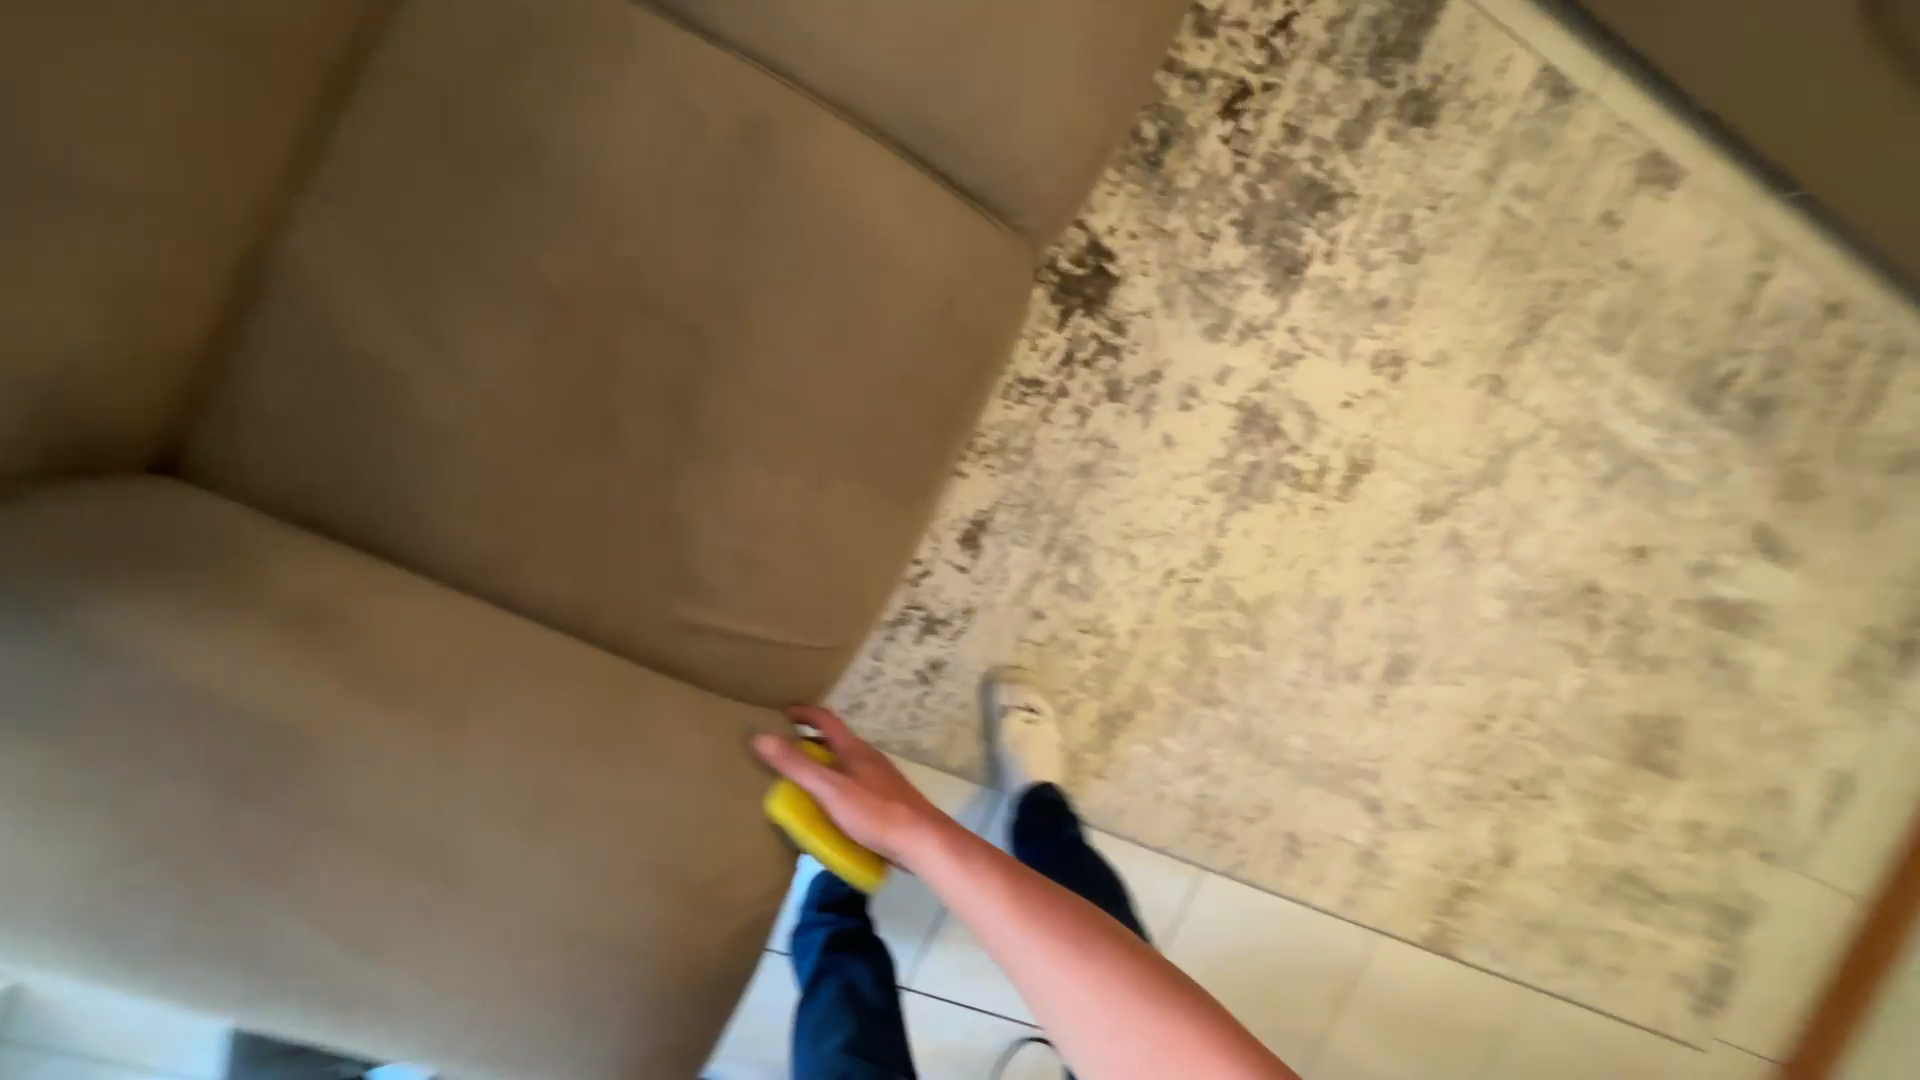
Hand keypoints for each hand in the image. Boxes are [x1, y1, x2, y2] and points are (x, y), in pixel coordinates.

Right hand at [753, 706, 953, 869]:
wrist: (922, 841)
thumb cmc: (875, 811)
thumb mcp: (830, 788)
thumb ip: (797, 765)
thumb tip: (760, 736)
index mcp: (854, 749)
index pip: (825, 719)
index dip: (802, 713)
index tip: (779, 714)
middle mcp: (867, 758)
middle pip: (833, 743)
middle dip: (807, 745)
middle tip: (779, 755)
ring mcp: (878, 780)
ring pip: (842, 767)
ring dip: (820, 770)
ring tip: (796, 785)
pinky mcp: (884, 803)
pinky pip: (851, 789)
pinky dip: (832, 792)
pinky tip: (824, 813)